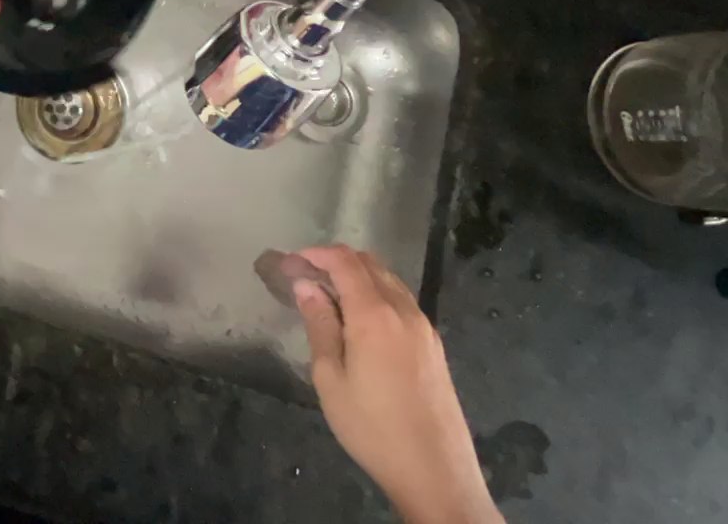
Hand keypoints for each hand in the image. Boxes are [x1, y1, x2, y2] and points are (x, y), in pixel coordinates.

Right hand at [294, 245, 501, 523]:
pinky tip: (359, 318)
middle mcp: (403, 311)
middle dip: (334, 261)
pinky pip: (401, 301)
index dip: (315, 254)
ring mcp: (424, 327)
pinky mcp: (433, 345)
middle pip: (369, 264)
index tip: (291, 262)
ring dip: (357, 276)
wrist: (437, 474)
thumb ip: (319, 325)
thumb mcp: (330, 378)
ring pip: (388, 280)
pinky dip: (376, 294)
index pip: (345, 262)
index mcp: (374, 314)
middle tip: (304, 276)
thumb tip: (306, 286)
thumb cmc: (372, 427)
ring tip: (328, 295)